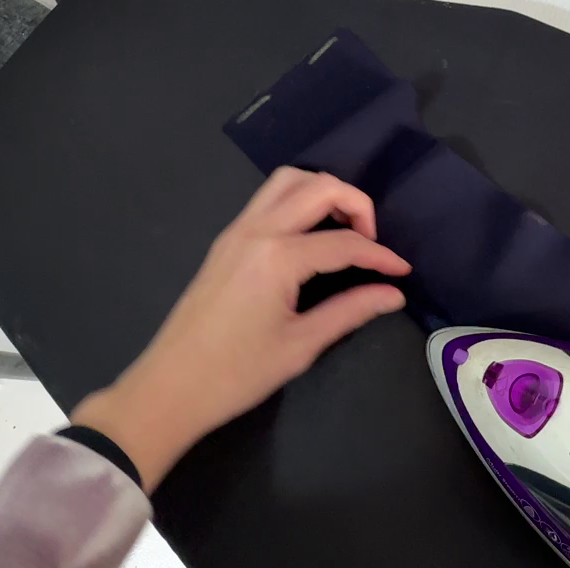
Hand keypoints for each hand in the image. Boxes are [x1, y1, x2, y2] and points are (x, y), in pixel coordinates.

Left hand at [71, 168, 409, 490]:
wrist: (167, 390)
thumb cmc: (235, 375)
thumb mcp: (300, 346)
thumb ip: (351, 311)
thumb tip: (393, 294)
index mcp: (278, 257)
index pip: (345, 243)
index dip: (380, 256)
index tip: (402, 271)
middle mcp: (258, 229)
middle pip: (320, 187)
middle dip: (357, 205)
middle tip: (372, 241)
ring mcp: (238, 229)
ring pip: (290, 180)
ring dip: (325, 192)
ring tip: (344, 228)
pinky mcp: (227, 238)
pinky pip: (270, 197)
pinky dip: (300, 200)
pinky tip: (312, 234)